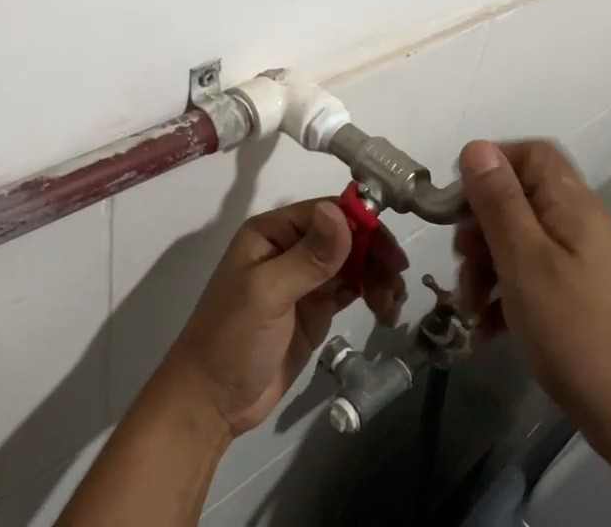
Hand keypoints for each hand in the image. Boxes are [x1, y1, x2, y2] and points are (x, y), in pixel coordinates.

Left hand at [158, 199, 407, 436]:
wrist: (213, 399)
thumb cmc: (231, 338)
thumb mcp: (268, 294)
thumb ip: (308, 257)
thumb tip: (340, 211)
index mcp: (271, 233)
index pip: (326, 212)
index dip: (362, 225)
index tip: (391, 253)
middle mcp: (288, 248)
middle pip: (346, 236)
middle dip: (375, 255)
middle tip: (396, 284)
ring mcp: (303, 280)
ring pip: (353, 262)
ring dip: (378, 277)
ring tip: (390, 308)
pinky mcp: (315, 309)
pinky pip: (352, 290)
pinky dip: (372, 295)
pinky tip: (385, 312)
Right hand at [454, 140, 610, 521]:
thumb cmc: (582, 336)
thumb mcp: (526, 264)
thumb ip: (499, 203)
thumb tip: (477, 146)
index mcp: (574, 208)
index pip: (529, 153)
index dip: (488, 166)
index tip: (456, 206)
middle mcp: (585, 229)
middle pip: (521, 201)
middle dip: (479, 229)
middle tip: (461, 266)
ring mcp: (591, 270)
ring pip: (524, 246)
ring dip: (488, 269)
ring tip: (471, 310)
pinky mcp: (591, 307)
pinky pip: (539, 284)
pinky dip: (509, 298)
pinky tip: (491, 331)